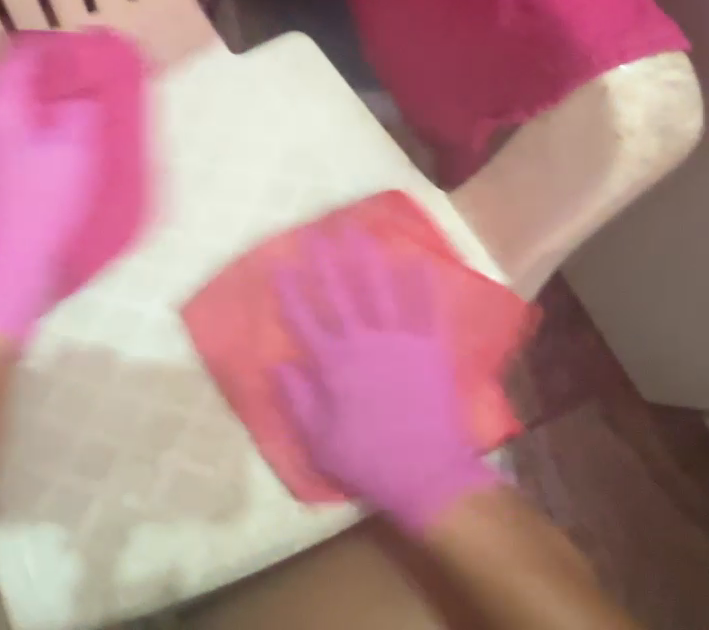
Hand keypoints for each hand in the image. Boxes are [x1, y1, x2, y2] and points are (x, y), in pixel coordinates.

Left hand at [0, 35, 104, 343]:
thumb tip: (88, 76)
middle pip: (17, 74)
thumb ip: (83, 104)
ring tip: (86, 110)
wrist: (8, 271)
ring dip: (50, 100)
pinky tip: (68, 143)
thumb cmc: (43, 205)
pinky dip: (41, 125)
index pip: (21, 48)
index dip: (56, 45)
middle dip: (55, 72)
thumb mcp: (76, 148)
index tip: (88, 53)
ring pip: (17, 103)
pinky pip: (16, 129)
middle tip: (92, 81)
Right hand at [274, 226, 500, 532]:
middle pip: (340, 294)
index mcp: (333, 364)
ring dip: (370, 260)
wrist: (427, 475)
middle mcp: (363, 343)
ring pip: (381, 291)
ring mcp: (399, 342)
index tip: (279, 264)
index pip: (303, 319)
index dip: (289, 291)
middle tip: (318, 232)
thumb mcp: (318, 439)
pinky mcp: (430, 350)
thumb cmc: (367, 459)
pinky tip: (419, 261)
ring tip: (362, 232)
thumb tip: (278, 365)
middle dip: (326, 261)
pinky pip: (427, 311)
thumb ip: (297, 399)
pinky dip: (422, 285)